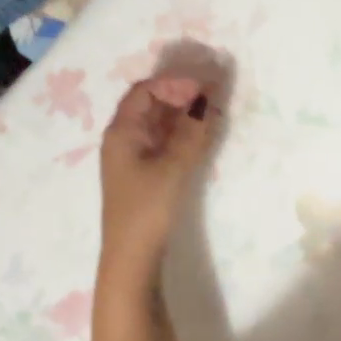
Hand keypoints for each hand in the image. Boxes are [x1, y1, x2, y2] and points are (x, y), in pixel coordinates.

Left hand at [99, 75, 215, 280]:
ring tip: (216, 107)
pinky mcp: (147, 173)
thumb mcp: (174, 167)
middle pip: (152, 103)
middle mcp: (125, 138)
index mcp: (122, 131)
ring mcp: (135, 156)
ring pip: (161, 122)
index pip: (146, 90)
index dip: (176, 82)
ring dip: (186, 111)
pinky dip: (184, 131)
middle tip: (217, 89)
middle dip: (183, 92)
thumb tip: (211, 94)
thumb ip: (193, 130)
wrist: (133, 258)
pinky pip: (165, 140)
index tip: (206, 84)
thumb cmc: (147, 210)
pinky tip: (205, 132)